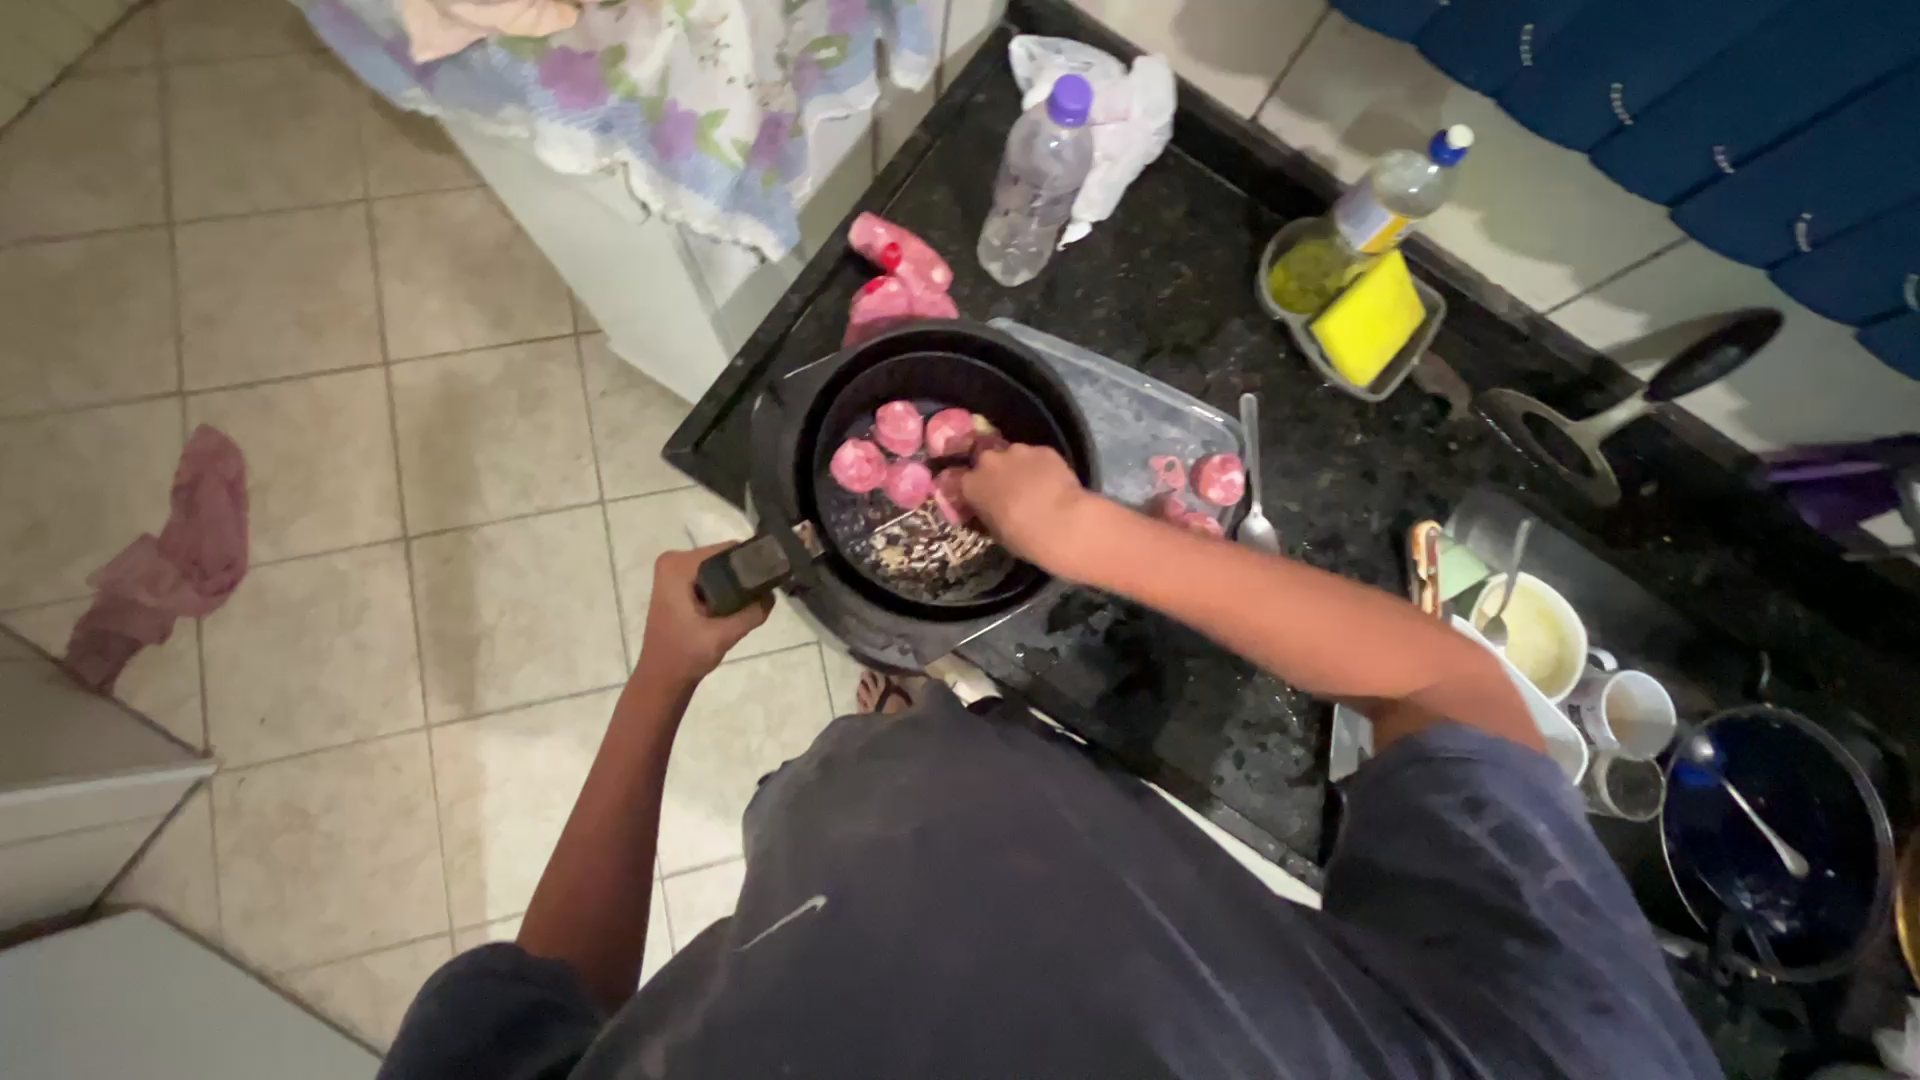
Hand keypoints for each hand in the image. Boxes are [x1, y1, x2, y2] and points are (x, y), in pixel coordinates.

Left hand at [635, 544, 771, 684]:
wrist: (662, 678)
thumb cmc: (685, 656)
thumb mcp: (724, 635)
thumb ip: (752, 612)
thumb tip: (772, 596)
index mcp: (678, 566)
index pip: (728, 550)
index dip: (751, 563)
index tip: (770, 581)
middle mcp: (673, 562)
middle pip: (724, 558)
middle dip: (743, 576)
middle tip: (759, 599)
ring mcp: (674, 573)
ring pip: (720, 569)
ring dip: (735, 586)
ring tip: (749, 606)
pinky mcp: (678, 585)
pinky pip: (711, 579)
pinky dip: (724, 592)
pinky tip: (734, 610)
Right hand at [962, 443, 1098, 575]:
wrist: (1062, 523)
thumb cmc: (1023, 536)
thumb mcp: (995, 531)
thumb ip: (986, 513)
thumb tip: (989, 509)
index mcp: (971, 484)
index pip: (962, 481)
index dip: (974, 490)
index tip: (982, 499)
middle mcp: (990, 461)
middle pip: (987, 462)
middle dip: (995, 473)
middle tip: (1008, 490)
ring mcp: (1018, 451)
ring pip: (1013, 456)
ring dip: (1019, 467)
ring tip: (1034, 486)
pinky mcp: (1044, 449)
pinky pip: (1037, 457)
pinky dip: (1041, 466)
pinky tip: (1052, 482)